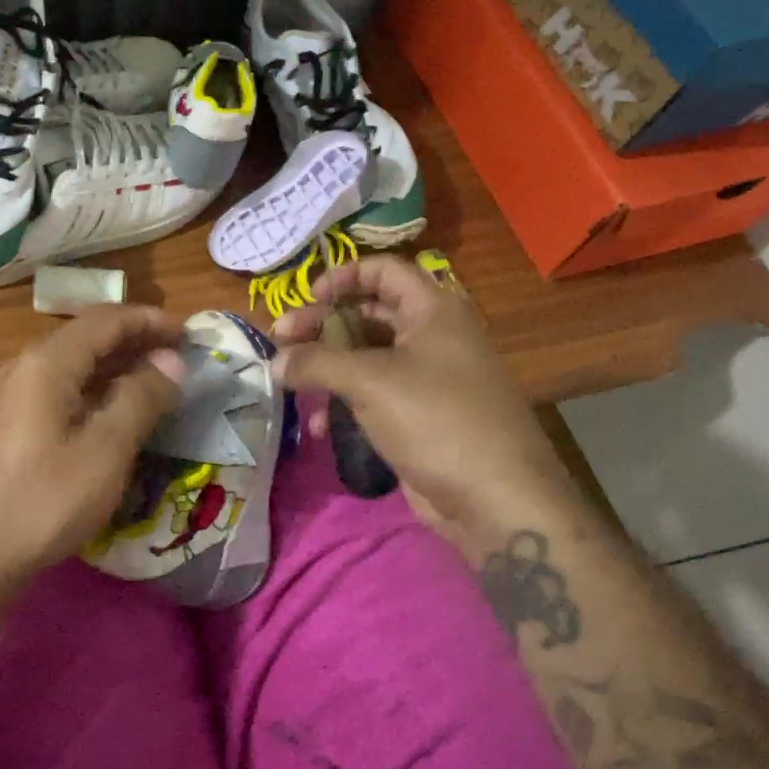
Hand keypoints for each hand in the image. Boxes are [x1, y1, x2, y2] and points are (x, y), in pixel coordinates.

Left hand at [0, 305, 185, 580]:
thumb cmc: (45, 500)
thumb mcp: (106, 450)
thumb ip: (142, 398)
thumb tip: (171, 360)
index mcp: (48, 362)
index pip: (105, 320)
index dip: (149, 320)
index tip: (190, 334)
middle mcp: (27, 367)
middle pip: (88, 337)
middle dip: (136, 341)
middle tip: (181, 357)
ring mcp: (16, 395)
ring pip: (75, 364)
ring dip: (118, 365)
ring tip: (160, 380)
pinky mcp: (14, 423)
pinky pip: (64, 389)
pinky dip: (98, 389)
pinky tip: (120, 411)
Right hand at [271, 257, 567, 531]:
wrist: (495, 497)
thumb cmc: (436, 419)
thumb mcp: (370, 382)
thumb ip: (316, 363)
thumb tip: (274, 362)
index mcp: (432, 311)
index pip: (384, 271)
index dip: (344, 276)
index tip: (308, 297)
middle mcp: (432, 337)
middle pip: (368, 314)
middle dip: (322, 325)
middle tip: (280, 340)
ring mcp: (427, 379)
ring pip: (366, 358)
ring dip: (326, 366)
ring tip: (288, 382)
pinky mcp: (419, 417)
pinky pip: (373, 396)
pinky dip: (343, 402)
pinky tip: (318, 425)